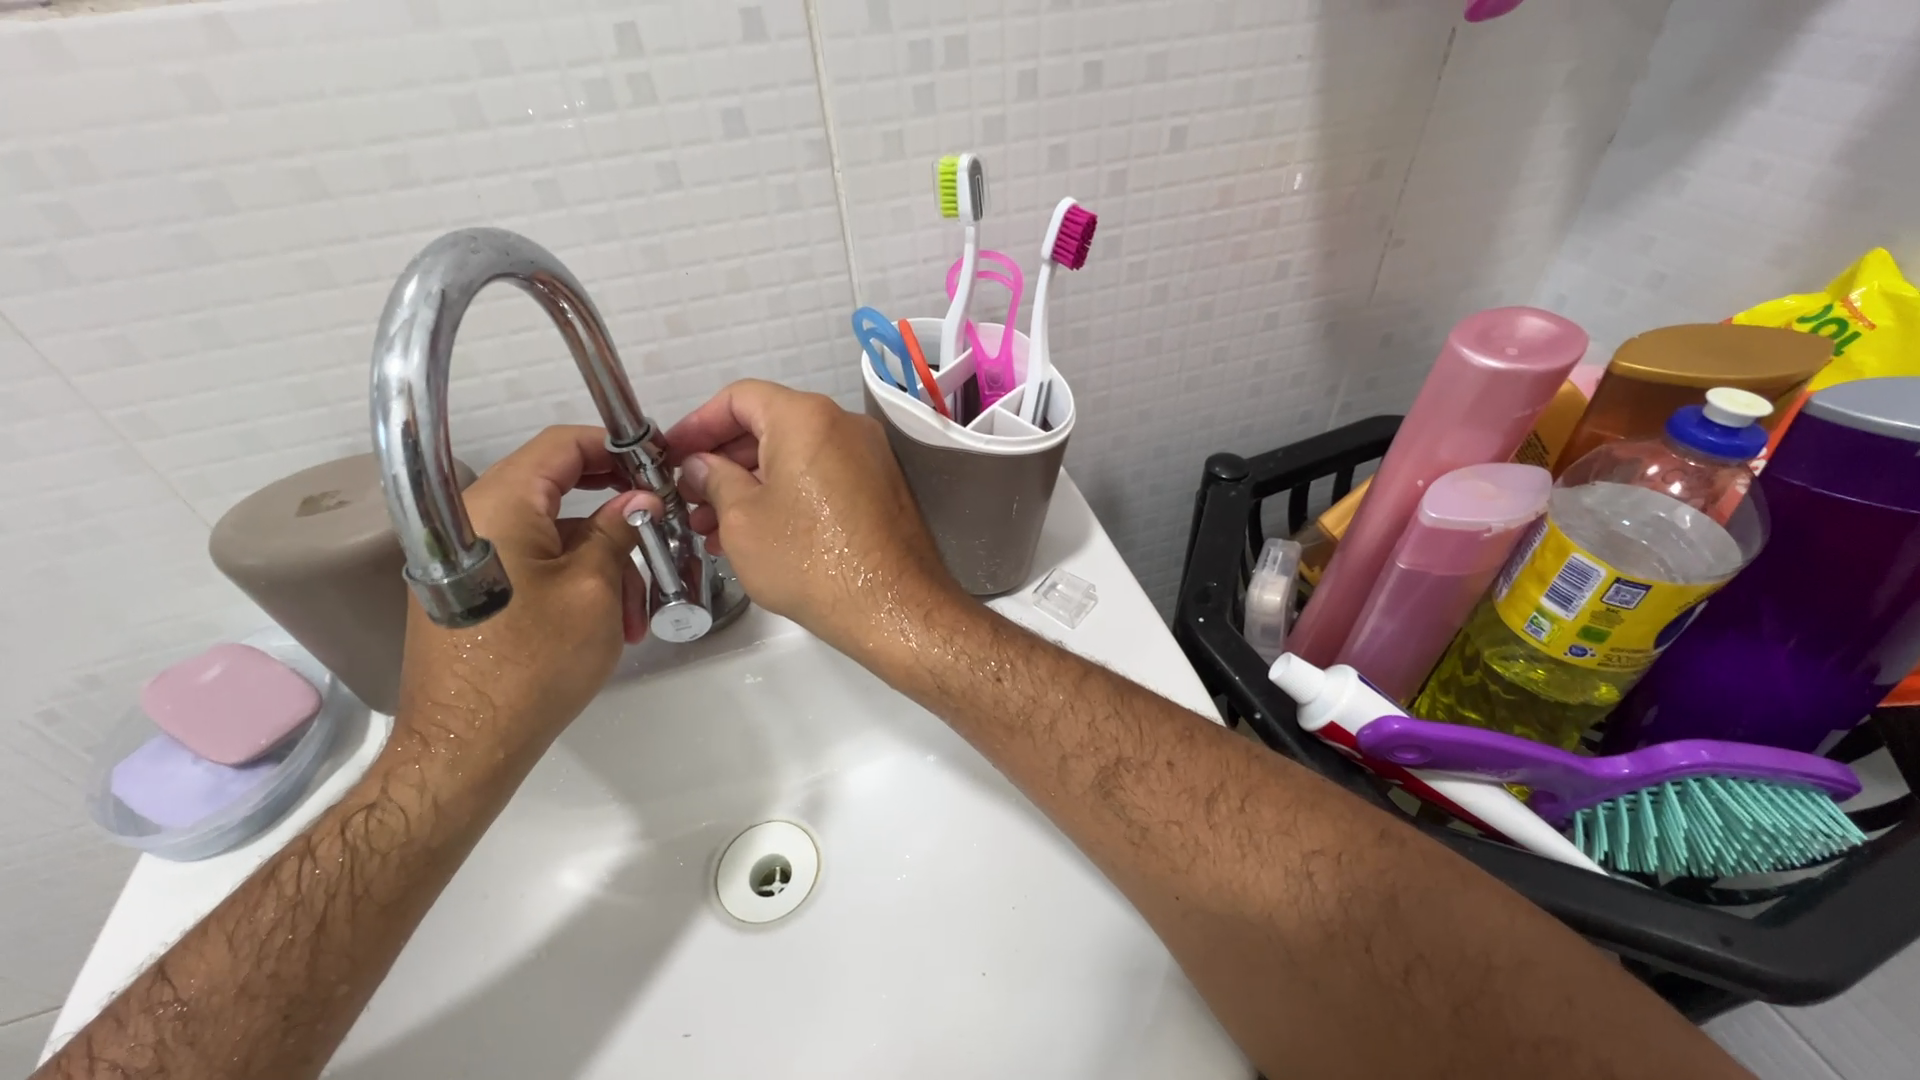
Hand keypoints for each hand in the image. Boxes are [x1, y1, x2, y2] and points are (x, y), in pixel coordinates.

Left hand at [396, 426, 660, 758]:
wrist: (466, 745)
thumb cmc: (534, 662)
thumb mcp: (595, 590)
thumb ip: (619, 530)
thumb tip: (641, 500)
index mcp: (499, 504)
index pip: (561, 445)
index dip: (615, 448)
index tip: (658, 466)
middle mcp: (474, 518)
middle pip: (559, 489)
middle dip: (617, 515)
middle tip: (660, 535)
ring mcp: (469, 556)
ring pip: (553, 534)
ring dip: (603, 562)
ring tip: (635, 614)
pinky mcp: (473, 589)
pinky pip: (534, 562)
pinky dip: (576, 580)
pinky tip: (608, 623)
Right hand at [664, 380, 961, 654]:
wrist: (893, 607)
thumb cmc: (814, 564)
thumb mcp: (743, 521)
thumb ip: (715, 480)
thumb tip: (703, 466)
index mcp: (806, 418)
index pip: (739, 398)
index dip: (698, 424)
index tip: (674, 453)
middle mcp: (844, 426)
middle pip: (768, 426)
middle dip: (723, 462)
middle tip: (692, 497)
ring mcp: (868, 457)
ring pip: (794, 457)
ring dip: (751, 485)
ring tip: (715, 527)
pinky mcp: (880, 488)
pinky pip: (821, 478)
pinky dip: (786, 496)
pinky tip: (759, 534)